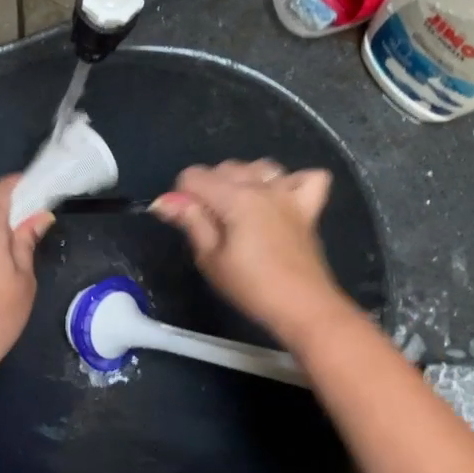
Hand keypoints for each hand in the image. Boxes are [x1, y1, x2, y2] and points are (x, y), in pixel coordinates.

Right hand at [149, 160, 342, 329]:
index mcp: (236, 198)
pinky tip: (280, 199)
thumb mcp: (209, 258)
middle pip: (226, 168)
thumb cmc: (249, 286)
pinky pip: (305, 177)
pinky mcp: (309, 207)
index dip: (181, 196)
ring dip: (244, 180)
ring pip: (260, 167)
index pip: (194, 177)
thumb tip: (163, 201)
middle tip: (207, 223)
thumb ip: (190, 222)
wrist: (300, 305)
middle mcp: (264, 186)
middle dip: (209, 187)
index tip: (184, 221)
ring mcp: (290, 194)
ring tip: (238, 209)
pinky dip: (290, 183)